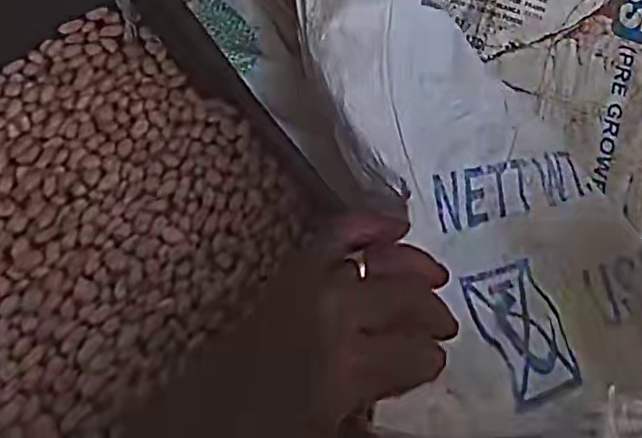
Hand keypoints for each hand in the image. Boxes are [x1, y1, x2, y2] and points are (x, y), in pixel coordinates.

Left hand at [247, 211, 457, 433]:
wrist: (194, 426)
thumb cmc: (265, 434)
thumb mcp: (326, 432)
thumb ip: (374, 401)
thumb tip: (416, 372)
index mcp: (345, 369)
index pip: (410, 353)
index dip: (430, 358)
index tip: (438, 362)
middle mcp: (336, 315)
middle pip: (402, 300)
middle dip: (432, 313)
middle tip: (447, 325)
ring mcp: (314, 284)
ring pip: (382, 262)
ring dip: (415, 267)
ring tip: (436, 276)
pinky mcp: (295, 269)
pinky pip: (340, 232)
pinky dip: (370, 224)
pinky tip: (396, 226)